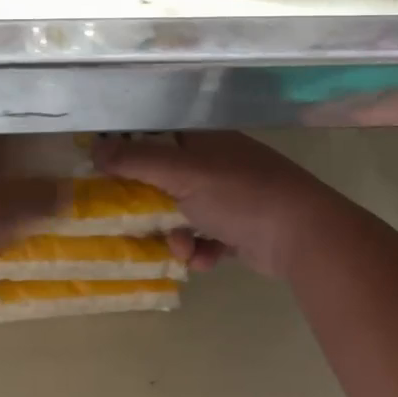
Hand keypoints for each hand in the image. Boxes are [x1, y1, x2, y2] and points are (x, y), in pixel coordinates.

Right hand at [94, 132, 359, 278]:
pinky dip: (200, 250)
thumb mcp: (180, 174)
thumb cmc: (239, 195)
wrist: (303, 236)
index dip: (129, 151)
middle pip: (165, 179)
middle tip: (135, 221)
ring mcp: (232, 196)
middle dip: (151, 206)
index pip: (156, 136)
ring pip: (182, 213)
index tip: (106, 172)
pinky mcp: (241, 227)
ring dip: (175, 234)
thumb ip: (135, 161)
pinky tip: (205, 260)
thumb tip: (94, 148)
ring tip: (183, 248)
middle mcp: (217, 163)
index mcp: (204, 140)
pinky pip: (205, 237)